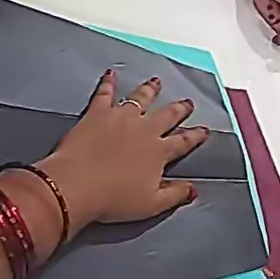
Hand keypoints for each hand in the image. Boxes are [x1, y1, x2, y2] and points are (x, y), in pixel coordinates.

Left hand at [38, 70, 210, 226]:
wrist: (77, 186)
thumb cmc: (113, 198)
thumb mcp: (151, 204)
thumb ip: (174, 194)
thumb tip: (192, 189)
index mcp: (158, 152)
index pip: (182, 142)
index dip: (194, 136)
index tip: (203, 130)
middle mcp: (144, 130)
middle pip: (166, 115)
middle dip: (179, 109)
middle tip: (187, 103)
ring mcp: (120, 118)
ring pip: (140, 99)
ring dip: (150, 90)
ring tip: (156, 83)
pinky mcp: (97, 113)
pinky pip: (105, 93)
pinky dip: (108, 82)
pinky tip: (111, 74)